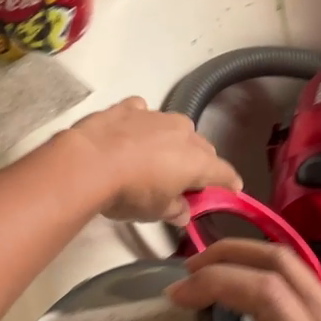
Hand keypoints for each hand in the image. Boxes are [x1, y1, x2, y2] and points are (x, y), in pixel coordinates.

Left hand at [62, 97, 241, 222]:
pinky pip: (144, 113)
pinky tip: (131, 134)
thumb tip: (183, 212)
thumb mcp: (155, 212)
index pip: (224, 172)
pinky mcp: (129, 107)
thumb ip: (175, 210)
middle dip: (199, 163)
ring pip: (176, 128)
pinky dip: (143, 123)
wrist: (87, 163)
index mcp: (197, 161)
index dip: (230, 182)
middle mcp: (184, 133)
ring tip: (156, 157)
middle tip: (186, 180)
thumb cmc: (129, 193)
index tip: (233, 188)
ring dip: (172, 141)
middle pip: (202, 148)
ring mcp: (157, 116)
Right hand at [168, 240, 320, 320]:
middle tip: (188, 272)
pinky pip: (317, 287)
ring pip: (300, 268)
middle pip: (278, 261)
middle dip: (227, 253)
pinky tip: (270, 311)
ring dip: (254, 261)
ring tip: (219, 282)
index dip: (214, 281)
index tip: (177, 293)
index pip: (261, 292)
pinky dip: (281, 279)